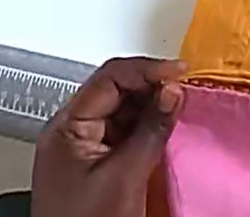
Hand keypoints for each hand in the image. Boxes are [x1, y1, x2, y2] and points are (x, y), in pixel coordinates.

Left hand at [32, 57, 185, 216]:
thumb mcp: (124, 179)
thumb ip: (151, 130)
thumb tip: (174, 90)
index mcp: (66, 128)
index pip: (109, 78)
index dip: (147, 69)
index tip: (179, 72)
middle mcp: (70, 132)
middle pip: (114, 89)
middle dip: (150, 84)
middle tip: (182, 88)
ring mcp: (81, 150)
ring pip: (120, 109)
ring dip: (150, 104)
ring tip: (178, 105)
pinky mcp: (94, 167)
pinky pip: (122, 132)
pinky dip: (145, 126)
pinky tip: (165, 127)